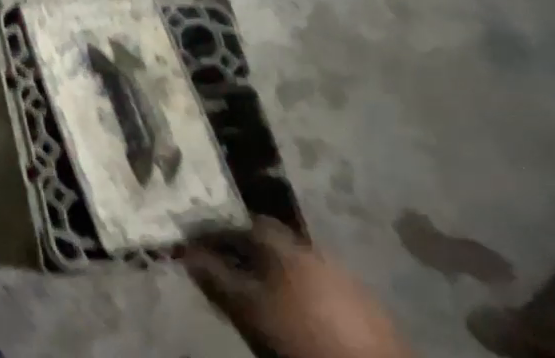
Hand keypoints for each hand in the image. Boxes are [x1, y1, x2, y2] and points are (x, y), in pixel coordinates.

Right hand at [186, 218, 412, 357]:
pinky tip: (296, 307)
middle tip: (228, 268)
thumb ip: (211, 275)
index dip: (221, 230)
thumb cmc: (295, 332)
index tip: (200, 243)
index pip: (247, 221)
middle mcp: (318, 251)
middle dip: (249, 251)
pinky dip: (303, 288)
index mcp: (287, 246)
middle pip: (275, 242)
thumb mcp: (242, 306)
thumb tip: (185, 251)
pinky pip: (324, 284)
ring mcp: (348, 277)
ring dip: (277, 271)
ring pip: (300, 263)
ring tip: (261, 291)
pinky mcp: (369, 304)